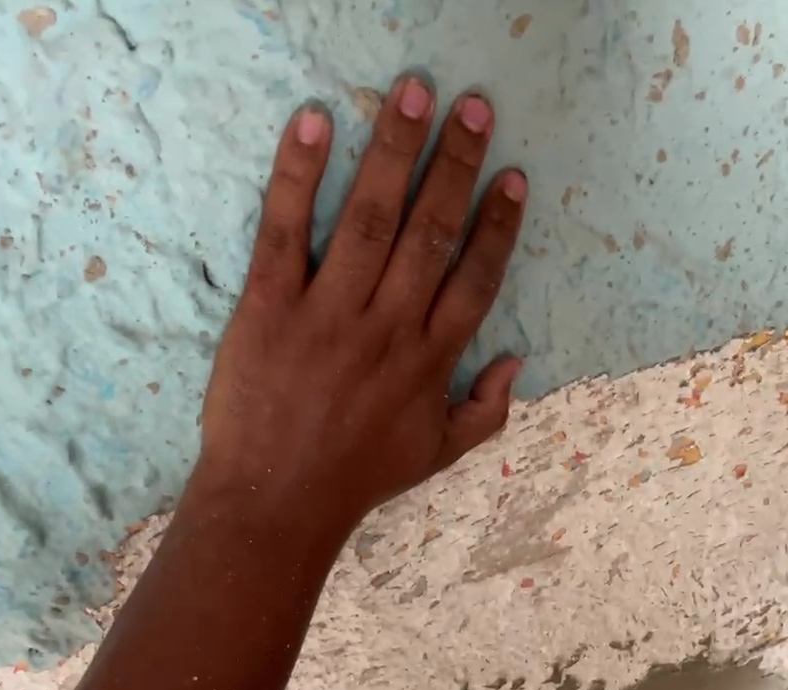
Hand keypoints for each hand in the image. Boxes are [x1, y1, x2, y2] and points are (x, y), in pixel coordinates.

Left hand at [195, 75, 528, 538]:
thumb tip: (518, 364)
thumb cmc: (360, 475)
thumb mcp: (439, 454)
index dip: (497, 225)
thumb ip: (486, 411)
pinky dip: (297, 177)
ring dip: (394, 150)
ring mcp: (328, 314)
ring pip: (369, 219)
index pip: (476, 279)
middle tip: (474, 108)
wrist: (278, 499)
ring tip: (414, 92)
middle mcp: (388, 327)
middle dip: (456, 165)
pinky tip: (313, 124)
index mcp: (431, 361)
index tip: (513, 177)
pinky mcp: (269, 307)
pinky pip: (285, 233)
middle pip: (430, 233)